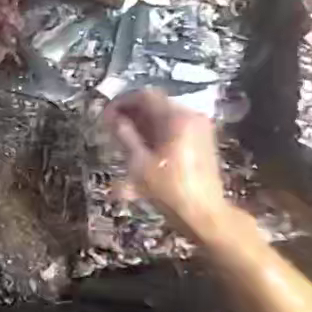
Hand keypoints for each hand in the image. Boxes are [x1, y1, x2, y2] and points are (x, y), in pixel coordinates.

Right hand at [104, 88, 230, 237]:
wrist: (205, 216)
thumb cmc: (170, 191)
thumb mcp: (140, 164)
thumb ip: (124, 135)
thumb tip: (111, 117)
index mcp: (177, 117)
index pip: (145, 96)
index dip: (122, 102)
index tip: (105, 115)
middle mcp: (191, 116)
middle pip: (156, 103)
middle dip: (132, 112)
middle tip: (111, 127)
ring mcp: (199, 127)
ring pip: (165, 115)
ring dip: (143, 122)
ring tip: (123, 138)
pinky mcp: (202, 140)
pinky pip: (175, 126)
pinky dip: (157, 131)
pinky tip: (143, 146)